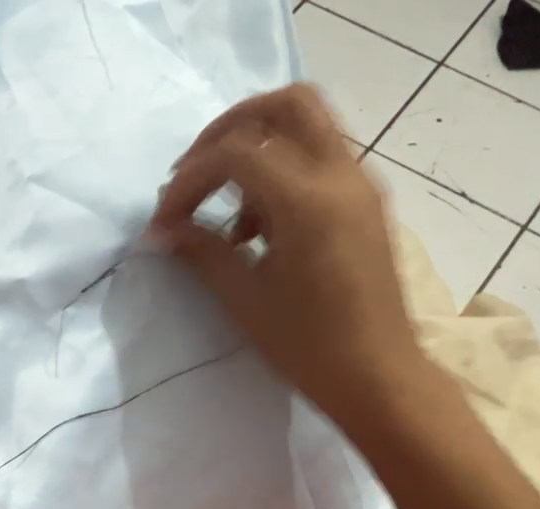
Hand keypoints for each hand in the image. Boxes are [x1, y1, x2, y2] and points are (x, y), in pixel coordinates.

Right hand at [147, 84, 428, 425]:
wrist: (377, 374)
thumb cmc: (306, 345)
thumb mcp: (243, 299)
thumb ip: (201, 252)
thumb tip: (162, 230)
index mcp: (307, 201)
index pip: (236, 153)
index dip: (188, 179)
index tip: (163, 222)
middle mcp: (341, 175)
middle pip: (284, 104)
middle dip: (227, 130)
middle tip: (193, 174)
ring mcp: (360, 184)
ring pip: (306, 125)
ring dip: (254, 149)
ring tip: (222, 211)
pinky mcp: (365, 201)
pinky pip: (319, 157)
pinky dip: (279, 171)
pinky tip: (256, 227)